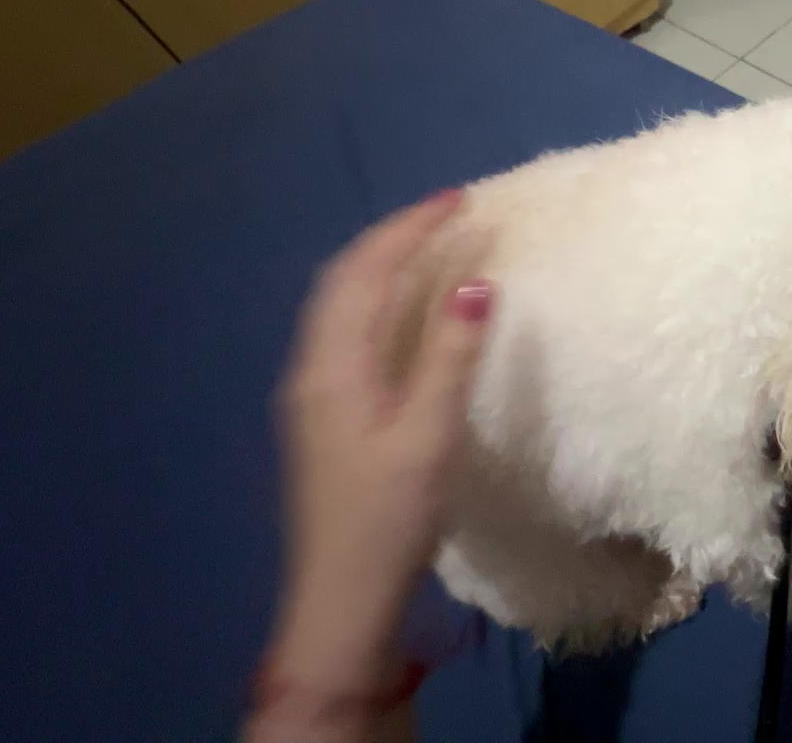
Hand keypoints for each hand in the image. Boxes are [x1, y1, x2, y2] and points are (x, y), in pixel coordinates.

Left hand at [264, 191, 491, 703]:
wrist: (343, 591)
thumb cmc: (392, 511)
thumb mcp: (430, 433)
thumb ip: (451, 356)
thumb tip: (476, 284)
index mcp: (333, 366)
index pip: (365, 273)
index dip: (409, 229)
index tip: (459, 199)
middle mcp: (314, 366)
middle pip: (347, 279)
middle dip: (397, 236)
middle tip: (453, 211)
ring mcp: (318, 388)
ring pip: (347, 301)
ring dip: (388, 261)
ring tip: (438, 241)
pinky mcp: (331, 407)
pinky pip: (355, 326)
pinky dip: (386, 295)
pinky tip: (415, 303)